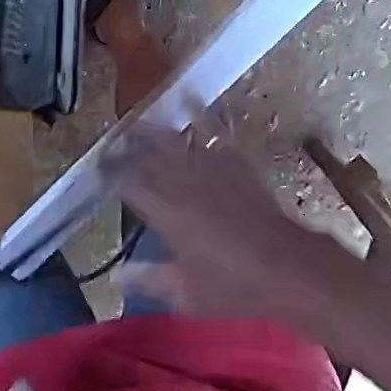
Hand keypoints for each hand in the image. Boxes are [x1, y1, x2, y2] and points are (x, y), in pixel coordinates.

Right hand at [102, 122, 346, 324]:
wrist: (290, 268)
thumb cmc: (236, 286)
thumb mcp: (188, 293)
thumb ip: (150, 279)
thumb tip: (119, 276)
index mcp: (163, 208)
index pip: (125, 181)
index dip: (109, 173)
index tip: (100, 171)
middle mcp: (180, 180)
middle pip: (143, 152)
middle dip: (126, 146)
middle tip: (116, 145)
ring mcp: (207, 166)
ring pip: (171, 137)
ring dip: (151, 129)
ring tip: (139, 125)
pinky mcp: (233, 161)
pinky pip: (210, 128)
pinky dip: (197, 111)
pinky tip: (188, 97)